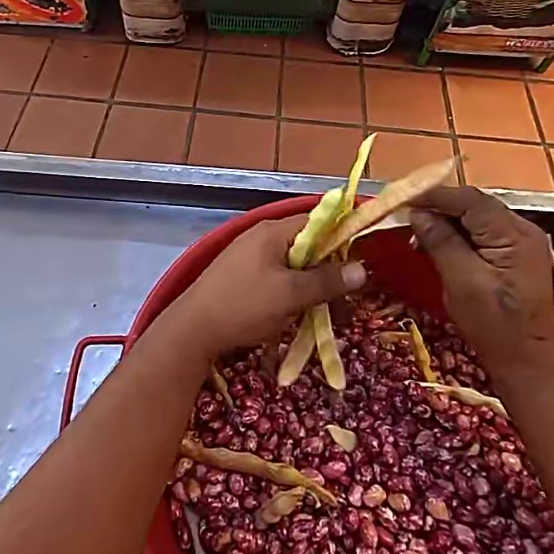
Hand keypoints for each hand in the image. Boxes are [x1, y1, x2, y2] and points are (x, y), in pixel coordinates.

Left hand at [157, 215, 367, 355]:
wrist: (192, 331)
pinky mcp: (241, 278)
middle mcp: (260, 238)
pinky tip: (297, 317)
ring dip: (312, 289)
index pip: (318, 222)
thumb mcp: (291, 294)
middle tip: (345, 303)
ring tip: (325, 316)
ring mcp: (248, 258)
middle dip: (329, 274)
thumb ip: (326, 281)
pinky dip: (292, 296)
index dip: (343, 239)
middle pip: (307, 247)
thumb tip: (362, 270)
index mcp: (272, 232)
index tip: (361, 263)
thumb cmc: (243, 306)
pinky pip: (277, 280)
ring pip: (293, 268)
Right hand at [407, 186, 553, 369]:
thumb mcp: (462, 282)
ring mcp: (523, 243)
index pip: (470, 200)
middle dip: (440, 208)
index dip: (434, 197)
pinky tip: (440, 245)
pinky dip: (460, 235)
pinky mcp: (517, 256)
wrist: (526, 361)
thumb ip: (441, 242)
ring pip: (479, 218)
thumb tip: (418, 214)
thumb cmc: (493, 325)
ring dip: (448, 222)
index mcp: (514, 234)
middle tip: (407, 218)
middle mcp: (524, 230)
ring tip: (419, 234)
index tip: (402, 200)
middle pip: (476, 206)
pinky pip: (485, 234)